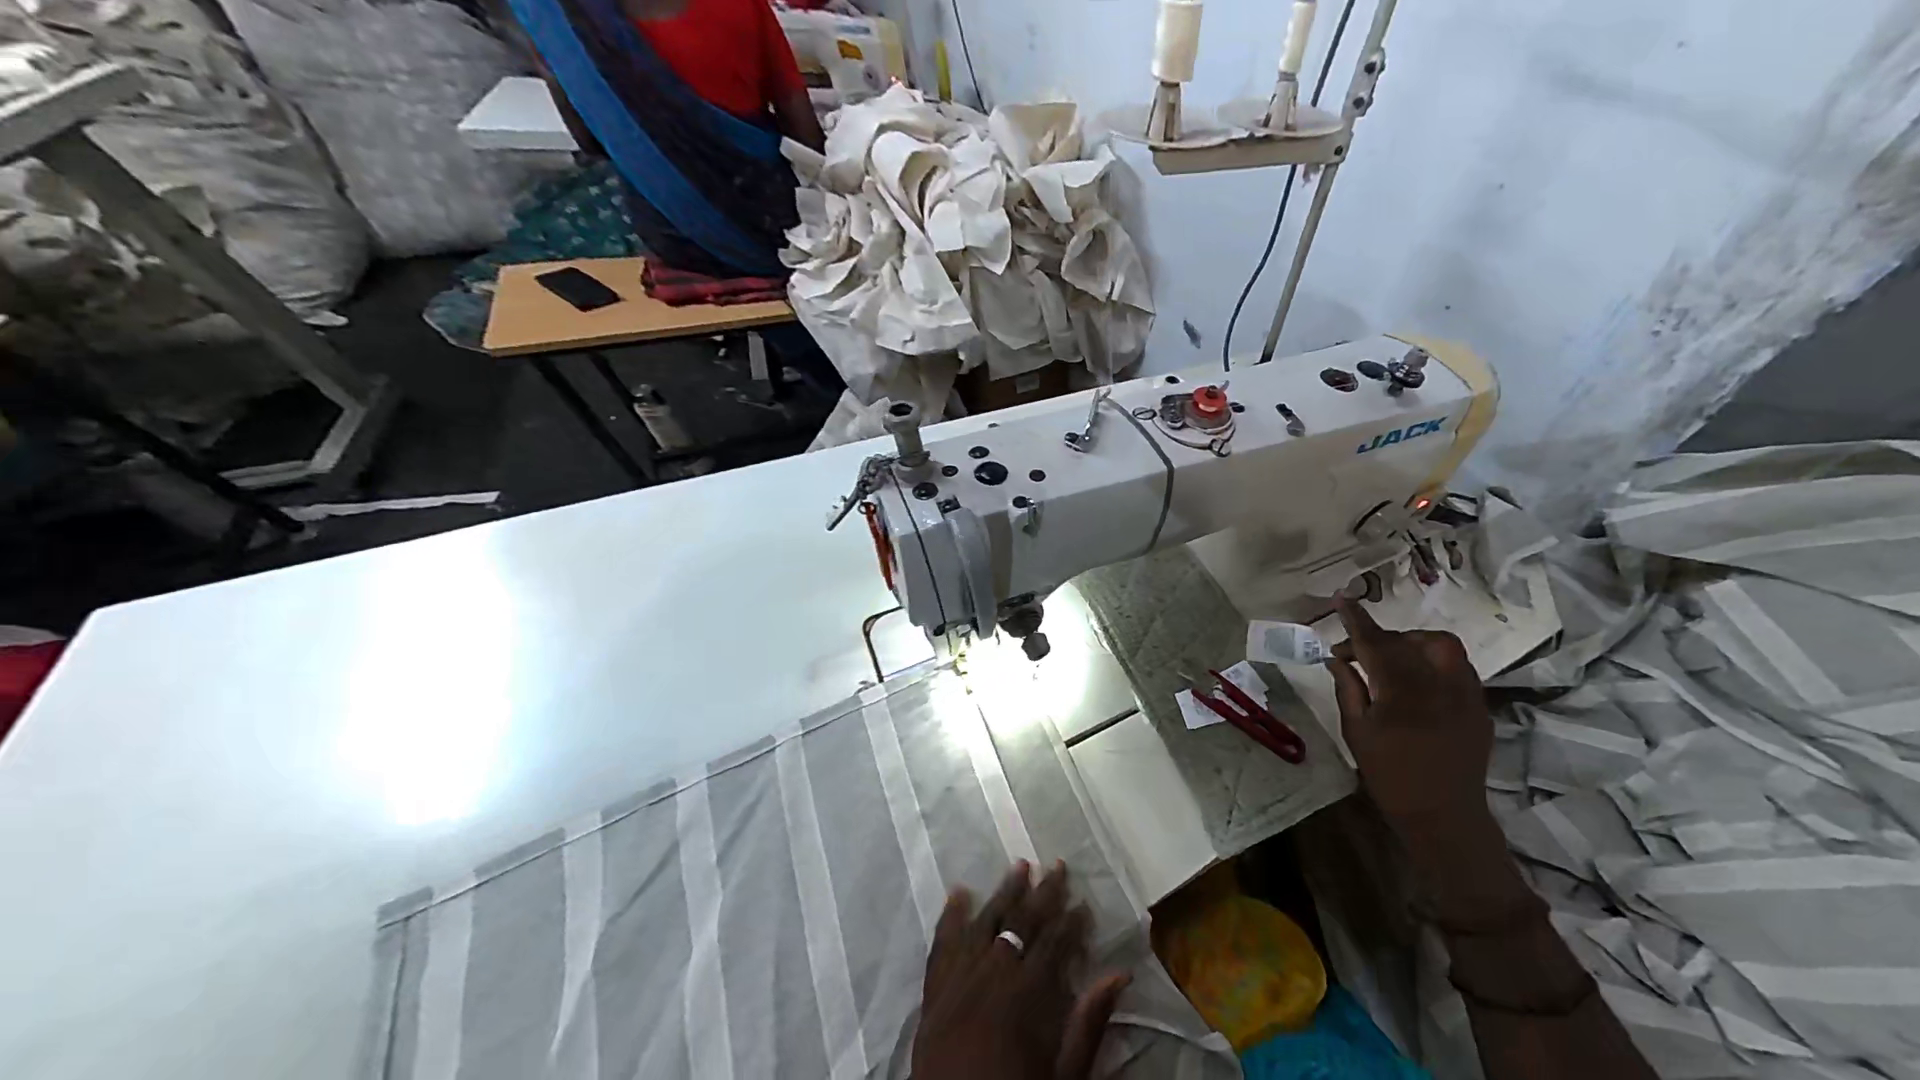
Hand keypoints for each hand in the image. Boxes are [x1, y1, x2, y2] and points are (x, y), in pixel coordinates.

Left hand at [913, 860, 1129, 1079]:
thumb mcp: (1064, 1072)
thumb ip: (1089, 1022)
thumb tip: (1119, 976)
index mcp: (1027, 991)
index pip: (1055, 942)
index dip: (1071, 921)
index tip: (1083, 903)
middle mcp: (994, 971)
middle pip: (1022, 921)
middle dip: (1043, 893)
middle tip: (1057, 866)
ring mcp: (960, 974)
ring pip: (985, 920)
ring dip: (1004, 892)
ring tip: (1019, 866)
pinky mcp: (934, 986)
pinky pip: (943, 941)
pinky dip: (951, 915)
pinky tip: (958, 892)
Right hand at [1325, 595, 1494, 837]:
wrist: (1443, 814)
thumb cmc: (1389, 775)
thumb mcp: (1355, 731)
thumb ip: (1348, 688)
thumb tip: (1338, 658)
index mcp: (1402, 691)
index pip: (1375, 642)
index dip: (1356, 620)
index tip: (1342, 598)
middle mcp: (1439, 684)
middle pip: (1409, 640)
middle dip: (1380, 638)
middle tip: (1355, 654)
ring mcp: (1466, 693)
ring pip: (1442, 646)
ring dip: (1412, 643)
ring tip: (1390, 660)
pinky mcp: (1479, 705)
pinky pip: (1457, 666)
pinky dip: (1432, 660)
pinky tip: (1415, 679)